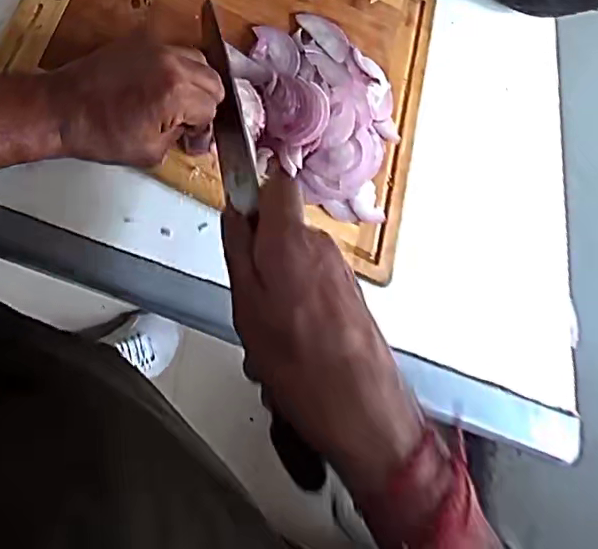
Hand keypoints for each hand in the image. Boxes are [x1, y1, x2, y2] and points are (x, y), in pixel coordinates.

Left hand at [43, 35, 223, 167]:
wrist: (61, 108)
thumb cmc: (96, 131)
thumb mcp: (149, 151)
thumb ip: (181, 138)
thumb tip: (195, 134)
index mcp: (175, 92)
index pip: (212, 109)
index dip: (203, 130)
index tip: (193, 139)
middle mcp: (170, 62)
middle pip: (213, 80)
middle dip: (205, 104)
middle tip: (189, 122)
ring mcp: (155, 47)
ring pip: (198, 60)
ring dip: (195, 83)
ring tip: (177, 103)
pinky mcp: (140, 41)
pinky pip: (173, 50)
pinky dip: (177, 67)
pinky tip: (163, 85)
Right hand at [222, 175, 425, 496]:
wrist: (365, 415)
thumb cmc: (302, 364)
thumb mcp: (246, 302)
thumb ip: (236, 248)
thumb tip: (232, 213)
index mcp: (290, 238)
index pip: (276, 182)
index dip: (254, 192)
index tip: (237, 213)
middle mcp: (321, 245)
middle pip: (280, 225)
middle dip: (259, 251)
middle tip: (247, 291)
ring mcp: (339, 270)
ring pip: (294, 258)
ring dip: (277, 285)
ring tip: (269, 329)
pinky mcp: (350, 294)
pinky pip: (311, 282)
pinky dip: (297, 303)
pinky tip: (291, 343)